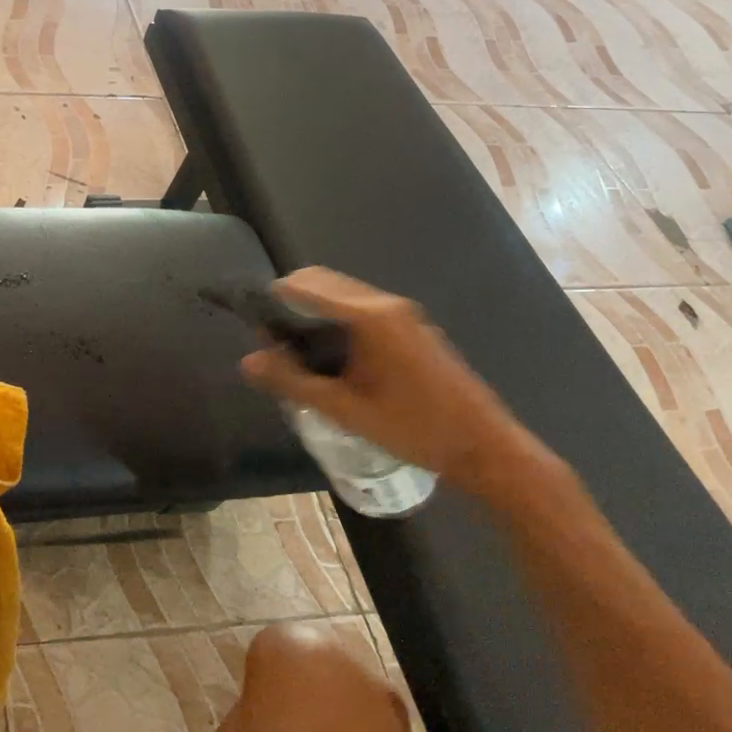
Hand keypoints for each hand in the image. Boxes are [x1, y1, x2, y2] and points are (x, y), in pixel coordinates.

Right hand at [241, 267, 545, 497]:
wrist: (484, 448)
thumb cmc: (413, 428)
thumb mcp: (344, 410)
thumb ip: (292, 382)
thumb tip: (247, 362)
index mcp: (368, 316)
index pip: (305, 285)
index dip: (273, 301)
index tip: (260, 332)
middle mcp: (385, 304)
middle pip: (322, 283)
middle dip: (292, 306)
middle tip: (277, 347)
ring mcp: (403, 314)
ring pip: (341, 295)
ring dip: (314, 314)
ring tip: (302, 356)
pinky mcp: (412, 328)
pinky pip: (361, 309)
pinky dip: (337, 321)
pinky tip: (335, 361)